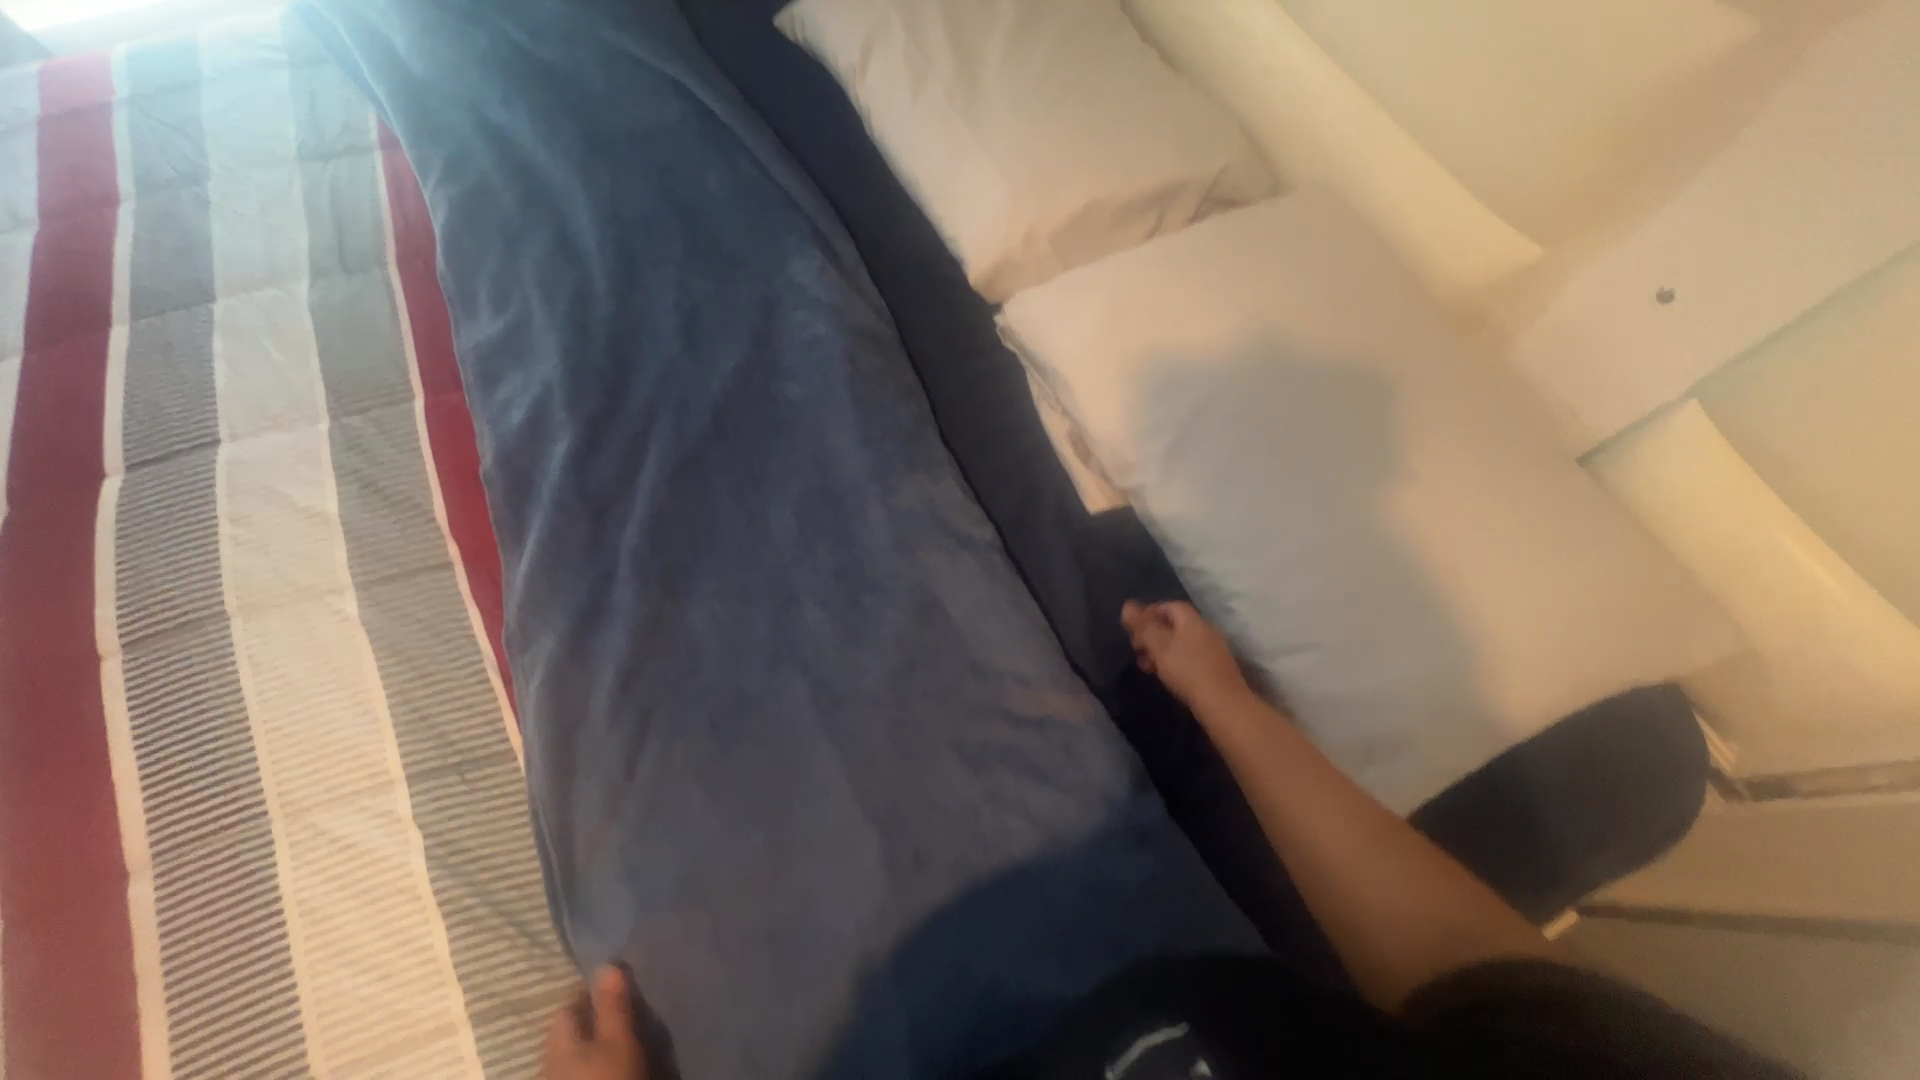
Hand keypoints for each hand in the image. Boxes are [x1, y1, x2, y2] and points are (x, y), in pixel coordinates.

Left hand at [543, 966, 648, 1079]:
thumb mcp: (618, 1041)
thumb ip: (612, 1005)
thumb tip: (608, 963)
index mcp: (559, 1041)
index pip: (568, 1005)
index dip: (591, 994)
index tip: (617, 990)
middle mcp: (548, 1061)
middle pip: (567, 1030)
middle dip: (590, 1019)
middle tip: (620, 1015)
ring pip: (569, 1054)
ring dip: (589, 1045)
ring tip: (616, 1042)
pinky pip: (574, 1072)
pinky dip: (588, 1065)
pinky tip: (605, 1069)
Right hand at [1121, 600, 1254, 712]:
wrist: (1223, 702)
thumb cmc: (1187, 670)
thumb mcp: (1159, 647)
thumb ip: (1143, 626)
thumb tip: (1127, 605)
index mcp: (1192, 620)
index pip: (1169, 606)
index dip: (1149, 612)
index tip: (1133, 627)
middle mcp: (1205, 630)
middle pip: (1175, 625)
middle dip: (1153, 634)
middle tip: (1136, 648)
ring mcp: (1213, 649)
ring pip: (1181, 643)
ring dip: (1161, 650)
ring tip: (1146, 665)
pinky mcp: (1216, 668)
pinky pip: (1190, 657)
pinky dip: (1174, 661)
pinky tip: (1165, 675)